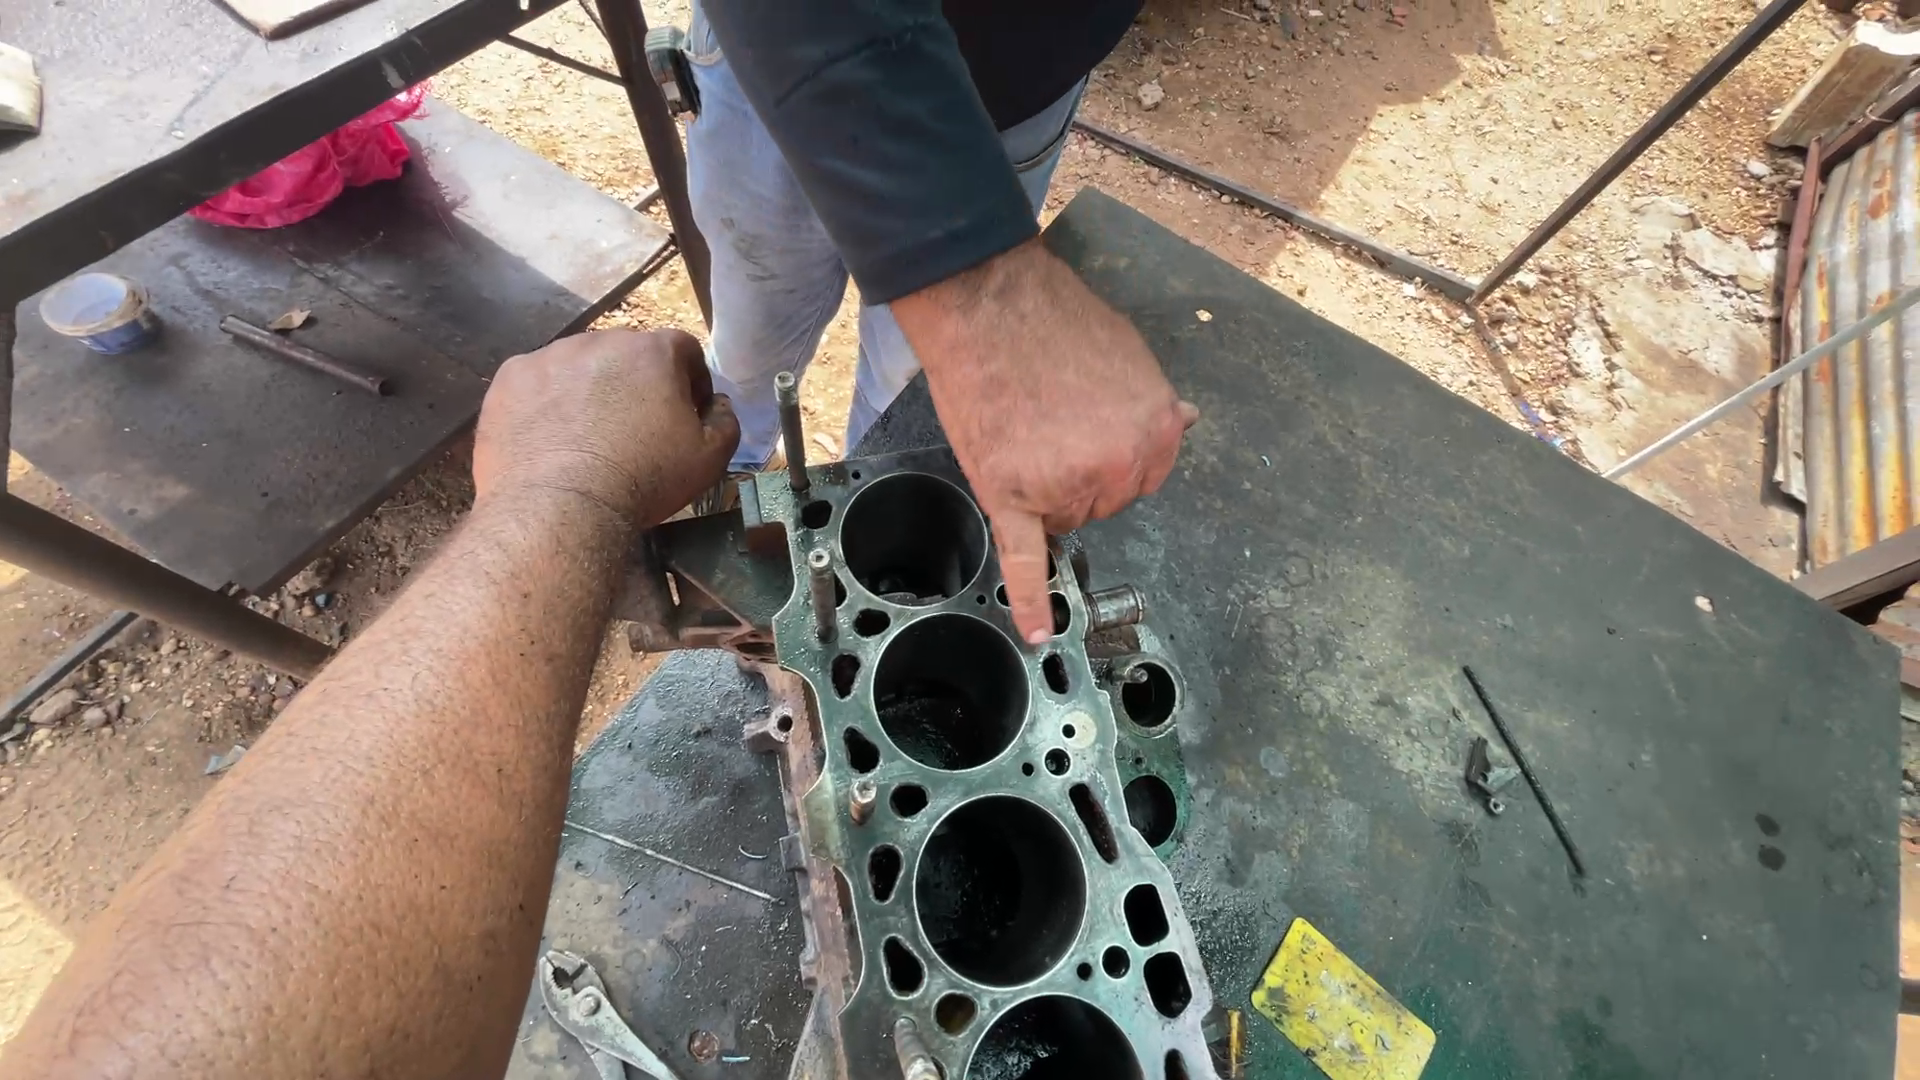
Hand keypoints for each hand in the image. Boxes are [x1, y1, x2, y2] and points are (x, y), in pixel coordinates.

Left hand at [473, 329, 738, 525]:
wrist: (562, 506)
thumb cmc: (647, 478)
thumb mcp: (710, 458)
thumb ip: (725, 422)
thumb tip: (717, 404)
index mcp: (653, 352)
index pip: (684, 348)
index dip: (692, 379)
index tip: (689, 412)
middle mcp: (600, 340)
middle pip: (630, 354)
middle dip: (640, 383)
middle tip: (640, 427)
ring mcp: (549, 356)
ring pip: (582, 366)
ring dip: (593, 390)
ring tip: (592, 436)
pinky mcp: (509, 380)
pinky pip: (540, 383)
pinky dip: (551, 403)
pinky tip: (555, 439)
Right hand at [893, 240, 1197, 643]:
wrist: (989, 305)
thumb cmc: (1055, 321)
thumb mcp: (1129, 354)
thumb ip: (1156, 401)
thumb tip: (1187, 420)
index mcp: (1156, 432)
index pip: (1142, 478)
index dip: (1109, 459)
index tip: (1084, 438)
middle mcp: (1121, 465)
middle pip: (1103, 503)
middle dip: (1079, 476)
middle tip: (1047, 430)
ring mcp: (1067, 486)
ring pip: (1065, 520)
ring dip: (1047, 494)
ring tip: (1022, 438)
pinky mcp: (1013, 496)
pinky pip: (1026, 561)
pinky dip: (1031, 600)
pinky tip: (1037, 631)